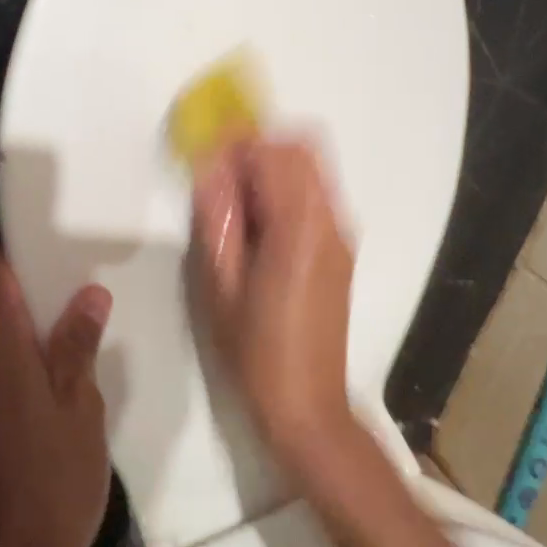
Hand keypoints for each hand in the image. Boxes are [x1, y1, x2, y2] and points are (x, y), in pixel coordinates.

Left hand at [0, 249, 113, 546]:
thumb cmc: (51, 476)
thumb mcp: (80, 406)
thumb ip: (79, 344)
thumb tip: (88, 293)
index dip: (20, 251)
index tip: (56, 243)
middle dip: (37, 298)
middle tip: (84, 292)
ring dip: (31, 337)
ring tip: (80, 336)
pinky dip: (20, 368)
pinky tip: (57, 384)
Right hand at [190, 135, 357, 461]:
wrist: (307, 405)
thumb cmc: (255, 349)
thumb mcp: (219, 284)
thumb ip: (216, 217)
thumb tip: (208, 166)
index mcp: (299, 228)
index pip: (275, 152)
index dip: (238, 140)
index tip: (206, 149)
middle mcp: (329, 220)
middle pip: (301, 147)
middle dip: (257, 146)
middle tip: (219, 174)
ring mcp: (340, 234)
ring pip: (310, 167)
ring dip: (270, 166)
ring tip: (234, 202)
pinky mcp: (339, 249)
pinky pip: (313, 193)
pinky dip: (283, 188)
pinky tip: (255, 225)